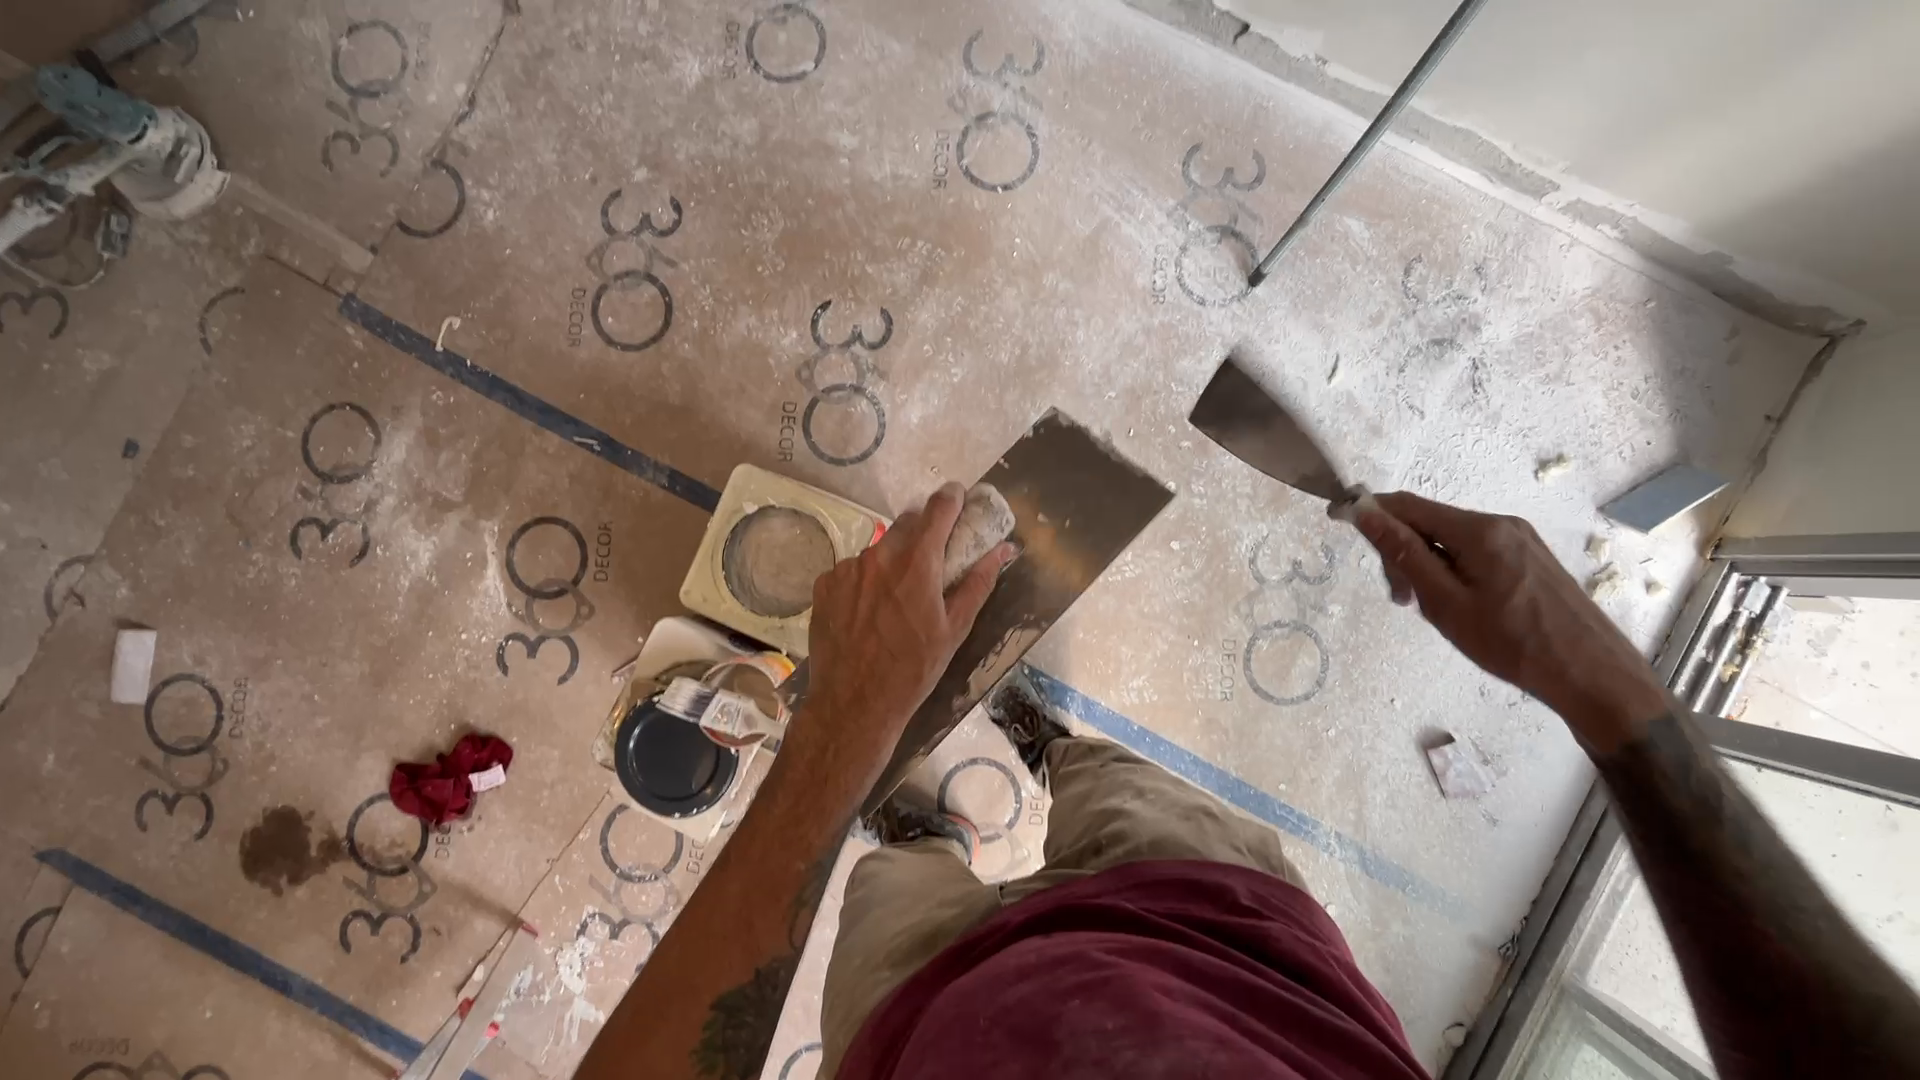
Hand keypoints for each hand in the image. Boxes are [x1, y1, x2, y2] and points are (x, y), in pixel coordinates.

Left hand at [800, 483, 1015, 747]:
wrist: (854, 702)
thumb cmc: (913, 669)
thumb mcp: (954, 629)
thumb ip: (978, 583)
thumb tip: (1003, 550)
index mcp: (916, 563)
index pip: (938, 509)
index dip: (951, 499)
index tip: (958, 497)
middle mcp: (879, 556)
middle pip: (907, 523)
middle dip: (923, 531)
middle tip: (932, 556)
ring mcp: (847, 569)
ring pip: (878, 549)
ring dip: (892, 560)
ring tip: (896, 597)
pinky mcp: (825, 584)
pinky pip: (852, 570)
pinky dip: (865, 580)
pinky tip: (868, 610)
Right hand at [1343, 491, 1669, 748]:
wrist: (1594, 677)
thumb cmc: (1511, 643)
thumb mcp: (1445, 602)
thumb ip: (1403, 554)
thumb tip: (1365, 513)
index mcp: (1479, 530)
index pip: (1407, 505)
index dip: (1368, 510)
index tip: (1335, 520)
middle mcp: (1501, 524)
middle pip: (1429, 523)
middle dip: (1400, 551)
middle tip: (1401, 600)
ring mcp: (1520, 540)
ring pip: (1451, 541)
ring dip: (1426, 567)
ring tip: (1431, 610)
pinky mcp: (1531, 559)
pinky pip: (1474, 553)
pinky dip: (1451, 572)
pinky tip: (1458, 607)